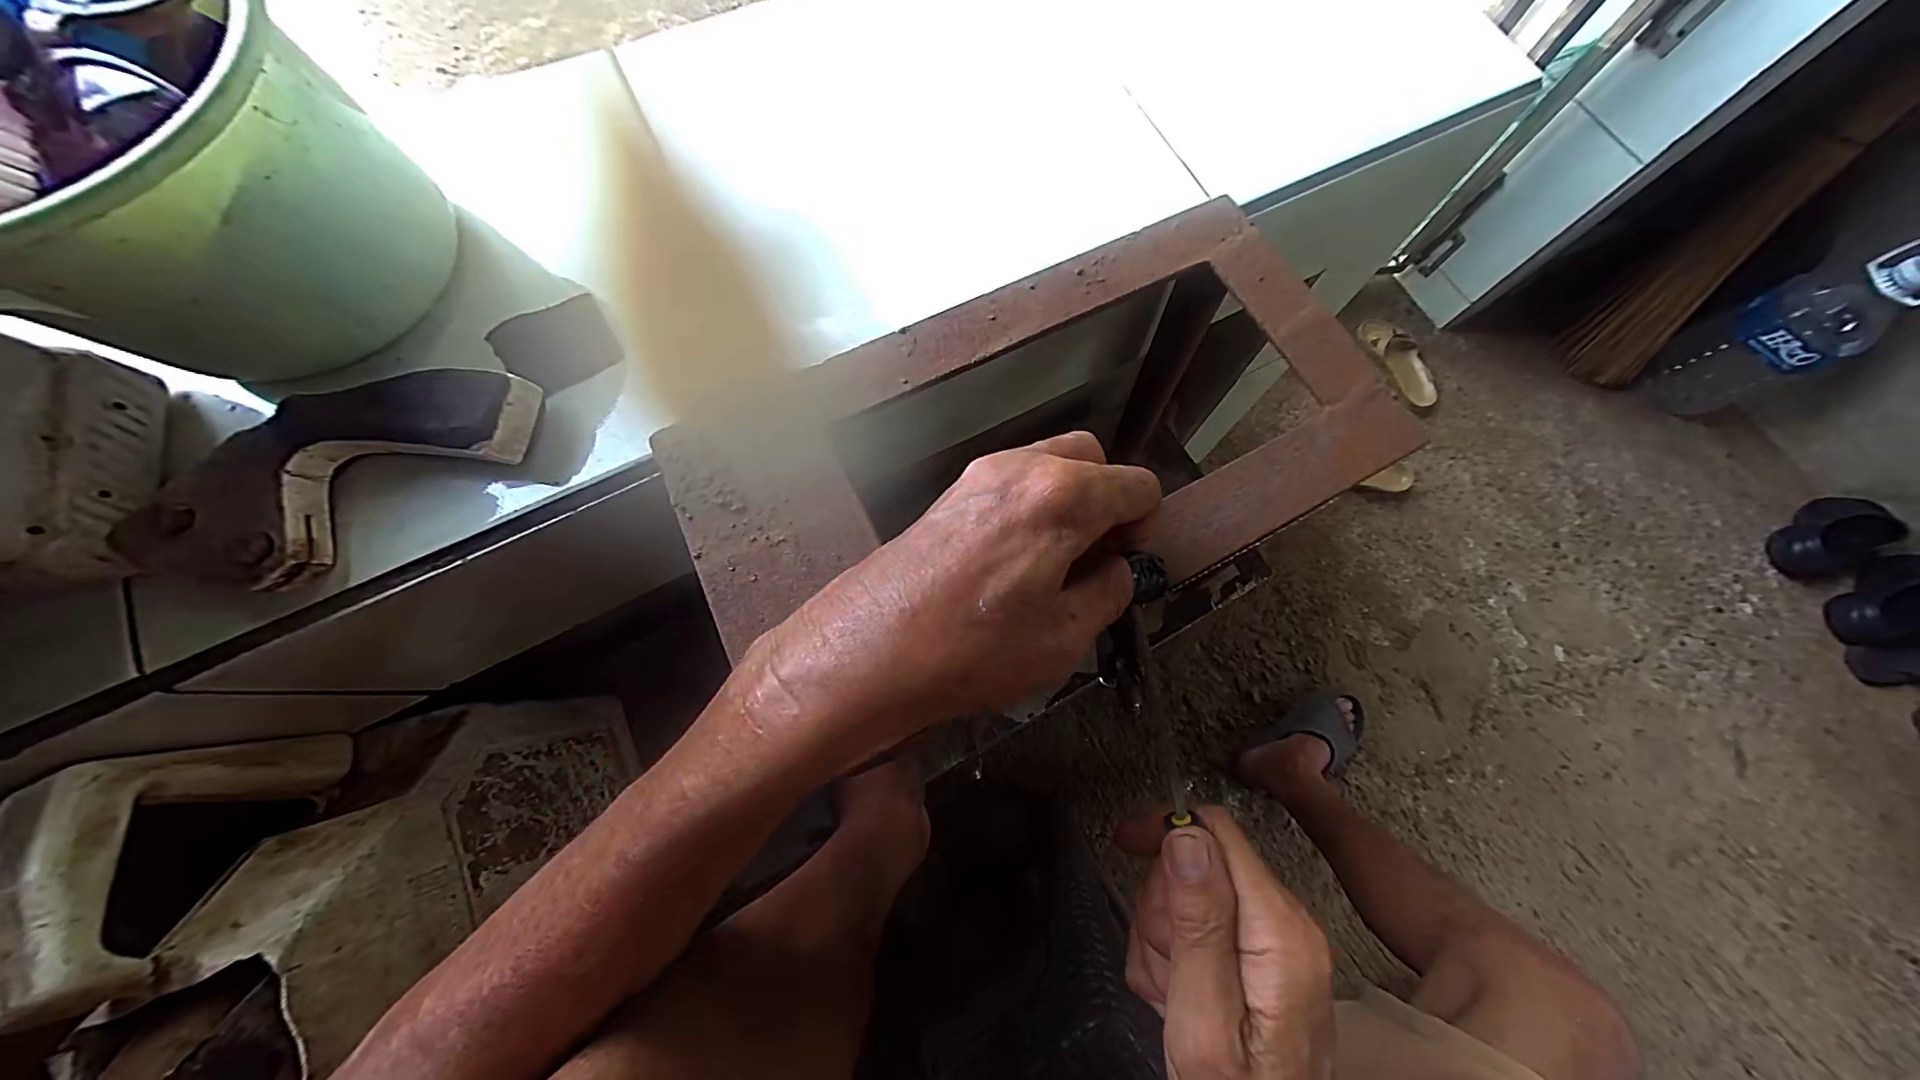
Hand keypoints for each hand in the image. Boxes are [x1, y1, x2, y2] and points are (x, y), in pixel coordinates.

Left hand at [743, 431, 1159, 768]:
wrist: (869, 649)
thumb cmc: (970, 649)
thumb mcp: (1065, 637)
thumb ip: (1108, 591)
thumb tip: (1116, 569)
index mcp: (1062, 496)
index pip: (1137, 484)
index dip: (1146, 524)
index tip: (1128, 561)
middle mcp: (1020, 468)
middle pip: (1091, 458)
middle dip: (1107, 499)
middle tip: (1096, 555)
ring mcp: (978, 475)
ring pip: (1048, 465)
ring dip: (1067, 502)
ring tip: (1054, 563)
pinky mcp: (950, 494)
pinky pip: (1011, 484)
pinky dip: (1030, 508)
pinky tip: (1014, 561)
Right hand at [1116, 806, 1335, 1079]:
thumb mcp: (1202, 1020)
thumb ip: (1198, 923)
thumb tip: (1187, 836)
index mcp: (1281, 932)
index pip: (1218, 831)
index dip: (1166, 829)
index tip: (1127, 843)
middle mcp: (1286, 923)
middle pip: (1199, 860)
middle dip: (1162, 902)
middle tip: (1163, 959)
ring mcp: (1274, 938)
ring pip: (1189, 889)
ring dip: (1162, 932)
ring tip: (1170, 987)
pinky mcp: (1259, 951)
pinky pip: (1197, 919)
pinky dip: (1173, 950)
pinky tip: (1178, 991)